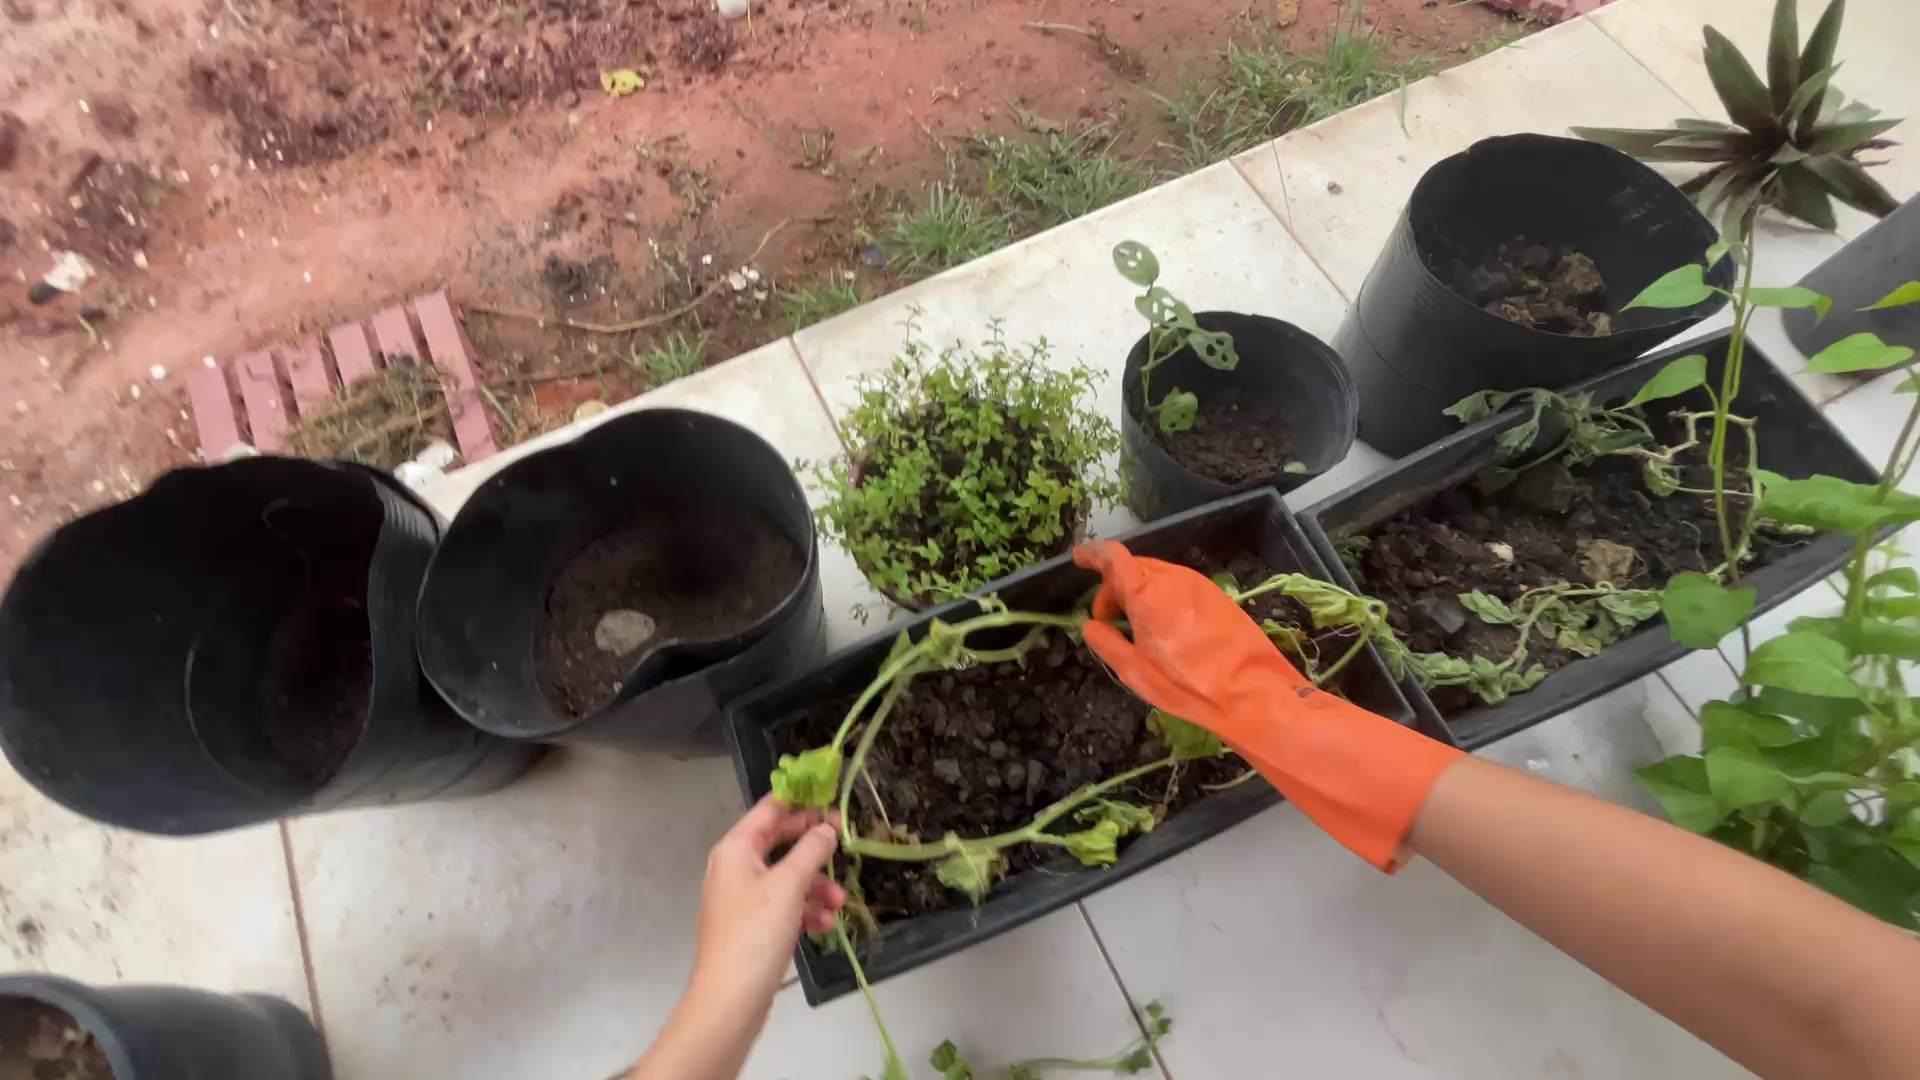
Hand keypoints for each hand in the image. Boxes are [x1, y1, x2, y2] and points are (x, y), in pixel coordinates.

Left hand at [689, 795, 846, 1009]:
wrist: (727, 1004)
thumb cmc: (755, 933)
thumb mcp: (789, 884)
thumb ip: (811, 849)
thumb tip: (828, 828)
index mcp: (737, 848)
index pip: (771, 807)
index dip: (801, 799)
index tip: (831, 798)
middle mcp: (736, 866)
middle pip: (780, 839)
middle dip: (813, 844)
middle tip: (843, 839)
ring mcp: (743, 897)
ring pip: (786, 874)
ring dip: (815, 883)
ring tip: (840, 900)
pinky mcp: (752, 925)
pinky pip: (783, 903)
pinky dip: (805, 908)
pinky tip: (825, 924)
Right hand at [1073, 540, 1460, 870]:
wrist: (1254, 696)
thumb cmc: (1188, 687)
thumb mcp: (1136, 672)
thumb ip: (1107, 643)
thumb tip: (1090, 626)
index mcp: (1148, 593)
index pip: (1113, 558)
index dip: (1092, 554)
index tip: (1078, 559)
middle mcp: (1173, 579)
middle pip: (1134, 568)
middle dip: (1113, 587)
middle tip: (1106, 619)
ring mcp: (1199, 586)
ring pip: (1156, 577)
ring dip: (1138, 593)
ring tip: (1134, 629)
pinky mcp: (1217, 598)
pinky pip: (1178, 587)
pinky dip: (1160, 597)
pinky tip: (1163, 630)